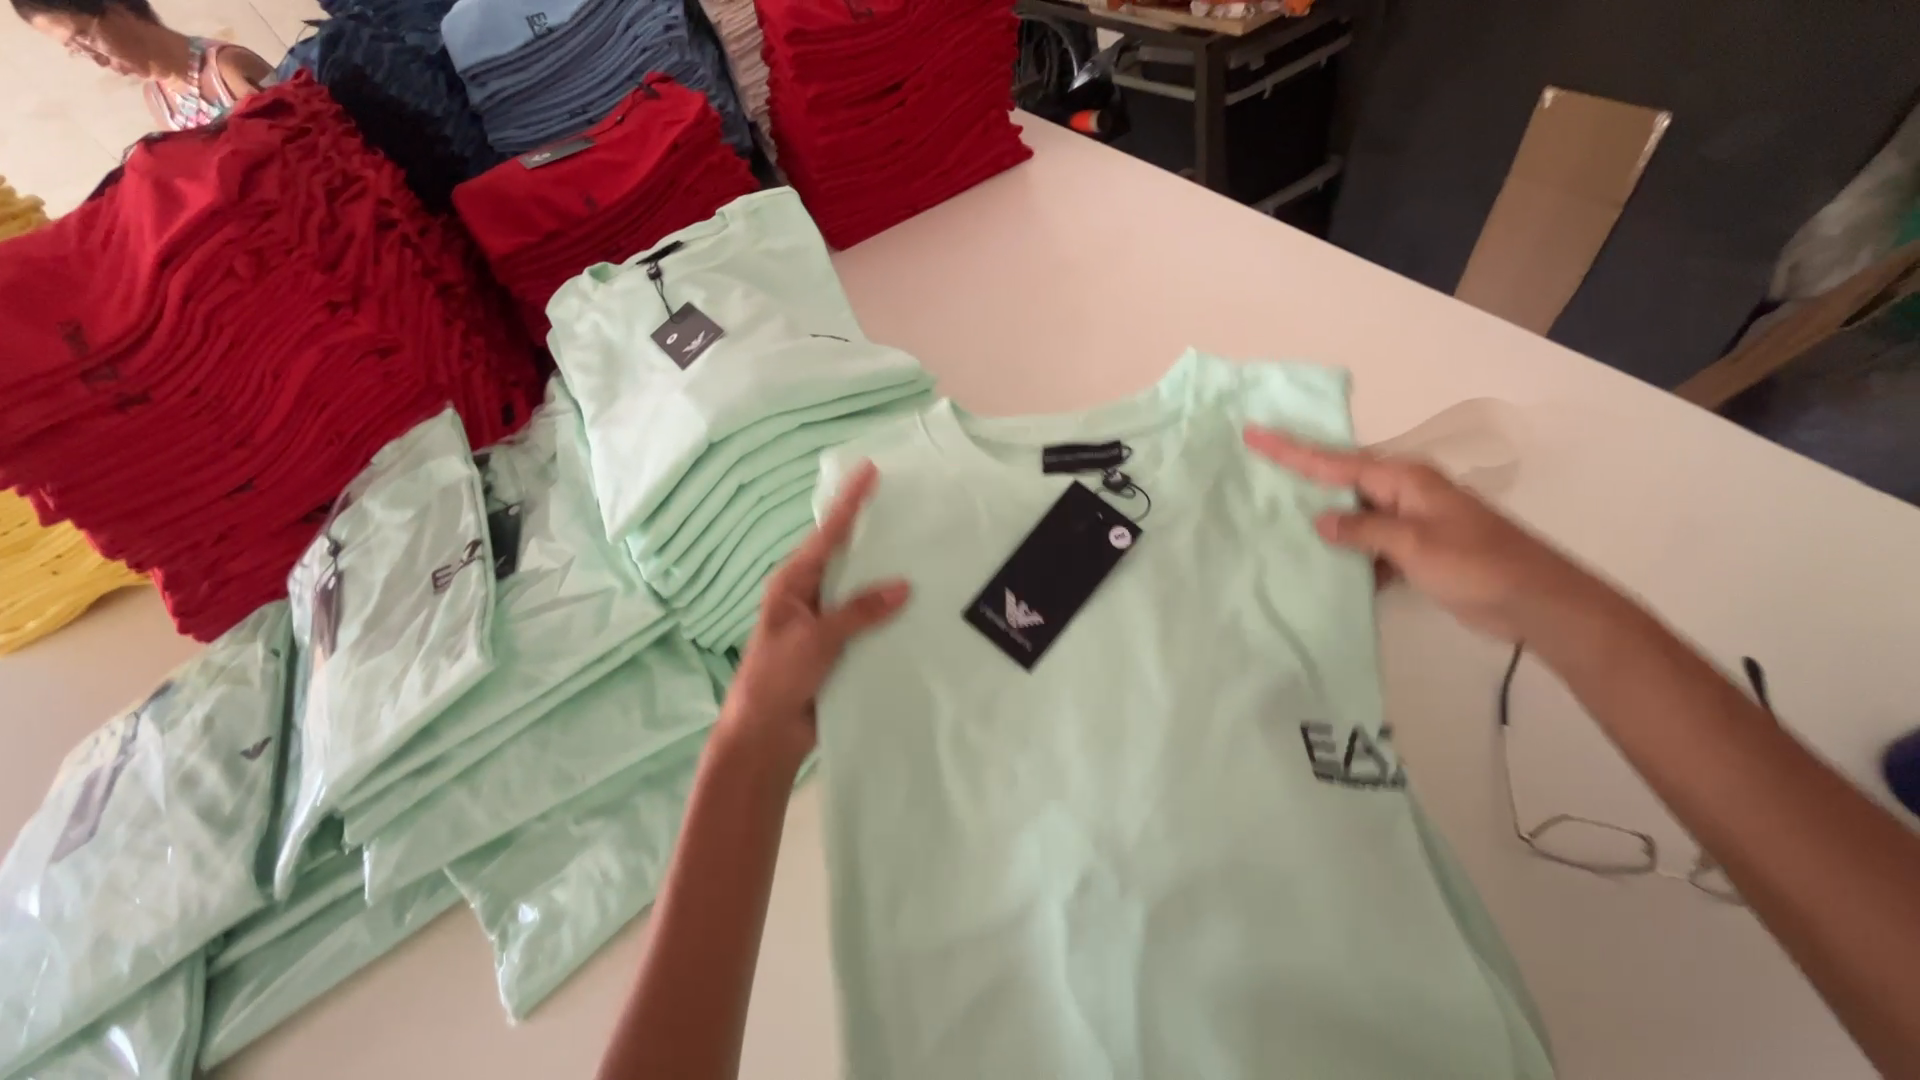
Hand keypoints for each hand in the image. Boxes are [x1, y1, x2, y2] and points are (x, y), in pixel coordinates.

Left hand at [723, 461, 910, 765]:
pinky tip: (919, 609)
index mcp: (793, 583)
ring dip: (886, 577)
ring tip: (926, 553)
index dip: (849, 502)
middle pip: (847, 557)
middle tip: (909, 508)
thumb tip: (903, 585)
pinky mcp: (839, 647)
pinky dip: (889, 614)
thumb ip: (859, 611)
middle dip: (874, 534)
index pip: (827, 534)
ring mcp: (825, 622)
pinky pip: (868, 622)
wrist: (765, 733)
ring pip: (861, 590)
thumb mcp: (817, 639)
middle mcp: (810, 595)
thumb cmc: (777, 677)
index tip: (869, 470)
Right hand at [1243, 426, 1613, 641]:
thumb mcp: (1414, 545)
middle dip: (1302, 476)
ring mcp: (1410, 521)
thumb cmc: (1477, 565)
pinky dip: (1348, 553)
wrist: (1536, 601)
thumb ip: (1363, 531)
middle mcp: (1404, 493)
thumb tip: (1319, 521)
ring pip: (1352, 515)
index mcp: (1404, 479)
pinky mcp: (1415, 550)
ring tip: (1276, 519)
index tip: (1253, 433)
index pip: (1334, 462)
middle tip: (1256, 465)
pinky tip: (1323, 565)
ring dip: (1323, 521)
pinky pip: (1368, 544)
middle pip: (1341, 481)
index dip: (1291, 450)